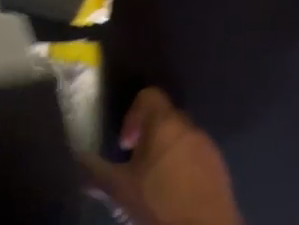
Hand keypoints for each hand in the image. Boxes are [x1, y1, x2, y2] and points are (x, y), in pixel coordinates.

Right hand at [85, 88, 242, 224]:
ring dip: (168, 151)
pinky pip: (198, 157)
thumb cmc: (161, 203)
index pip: (149, 95)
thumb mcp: (121, 188)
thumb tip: (76, 159)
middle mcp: (190, 128)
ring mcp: (209, 149)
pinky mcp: (222, 171)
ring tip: (156, 180)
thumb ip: (95, 170)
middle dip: (150, 135)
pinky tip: (176, 191)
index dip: (134, 113)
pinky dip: (186, 166)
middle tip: (137, 162)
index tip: (127, 143)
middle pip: (166, 117)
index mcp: (165, 123)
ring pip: (183, 138)